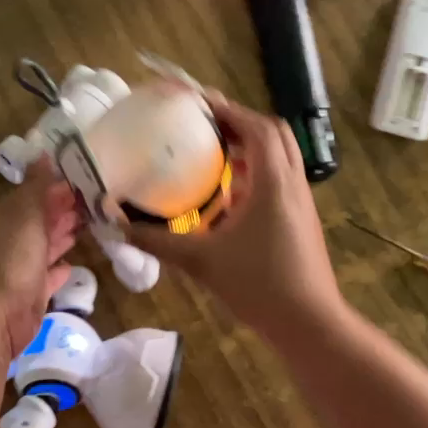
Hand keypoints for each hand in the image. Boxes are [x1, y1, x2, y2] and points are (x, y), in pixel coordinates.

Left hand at [0, 159, 78, 358]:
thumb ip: (37, 187)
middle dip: (64, 207)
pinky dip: (60, 269)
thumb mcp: (27, 216)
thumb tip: (42, 153)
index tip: (87, 174)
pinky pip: (49, 278)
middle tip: (97, 197)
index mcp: (13, 219)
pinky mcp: (34, 295)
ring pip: (47, 246)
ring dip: (64, 234)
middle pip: (43, 220)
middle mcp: (17, 241)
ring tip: (91, 223)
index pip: (36, 195)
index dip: (58, 185)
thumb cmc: (13, 262)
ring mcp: (24, 269)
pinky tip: (72, 266)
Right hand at [125, 93, 342, 337]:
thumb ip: (157, 242)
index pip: (257, 128)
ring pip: (280, 158)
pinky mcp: (300, 221)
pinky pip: (279, 181)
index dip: (229, 111)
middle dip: (240, 124)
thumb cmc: (259, 285)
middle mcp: (292, 184)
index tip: (198, 104)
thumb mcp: (200, 261)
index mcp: (273, 183)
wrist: (309, 322)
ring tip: (213, 153)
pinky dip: (255, 174)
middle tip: (206, 127)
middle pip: (274, 135)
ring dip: (250, 148)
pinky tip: (227, 197)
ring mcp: (300, 203)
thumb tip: (117, 227)